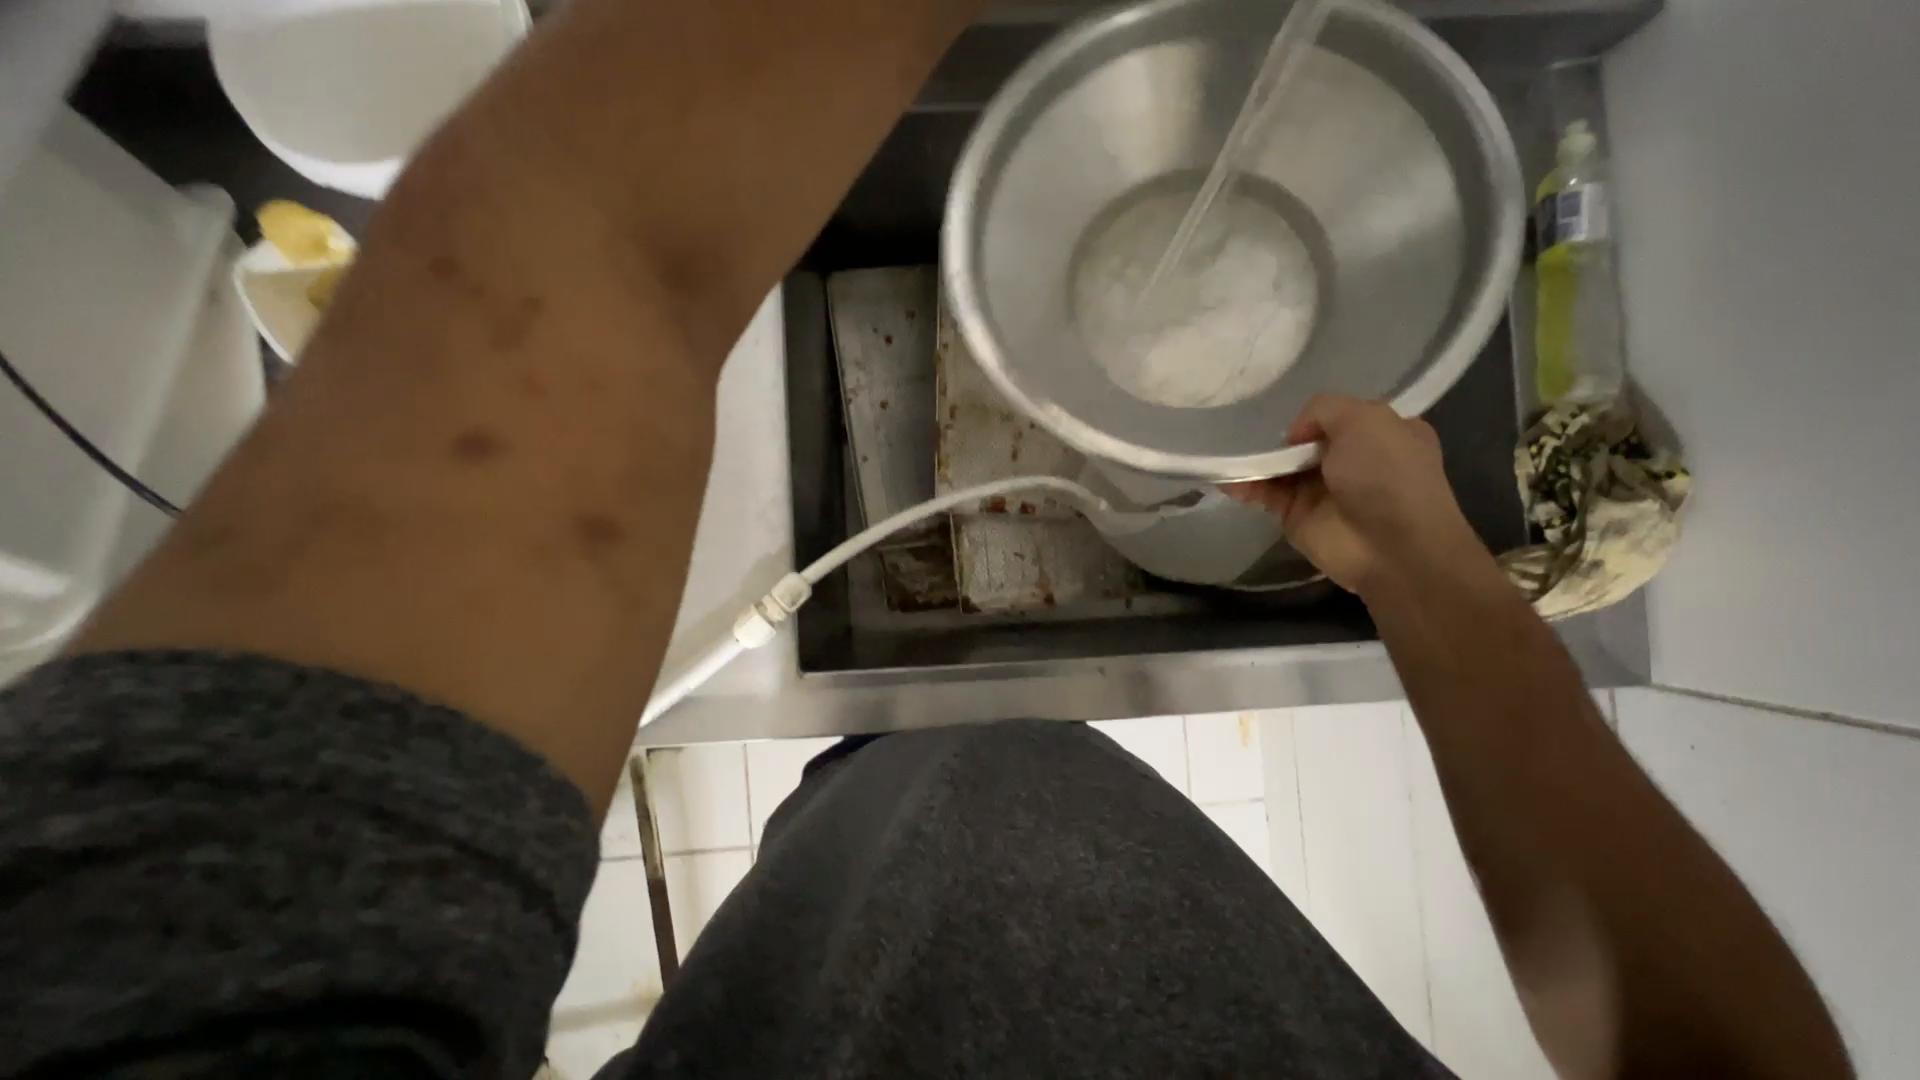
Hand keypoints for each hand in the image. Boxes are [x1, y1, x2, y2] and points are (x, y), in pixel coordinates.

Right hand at [1222, 395, 1499, 600]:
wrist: (1393, 548)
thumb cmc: (1388, 475)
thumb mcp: (1365, 419)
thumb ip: (1323, 409)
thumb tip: (1293, 434)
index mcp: (1381, 433)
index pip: (1339, 415)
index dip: (1314, 414)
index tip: (1291, 413)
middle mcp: (1352, 460)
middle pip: (1304, 441)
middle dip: (1278, 435)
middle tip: (1250, 430)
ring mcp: (1322, 490)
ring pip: (1279, 467)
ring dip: (1254, 459)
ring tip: (1227, 452)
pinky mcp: (1296, 516)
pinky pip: (1264, 494)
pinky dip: (1243, 484)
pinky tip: (1224, 478)